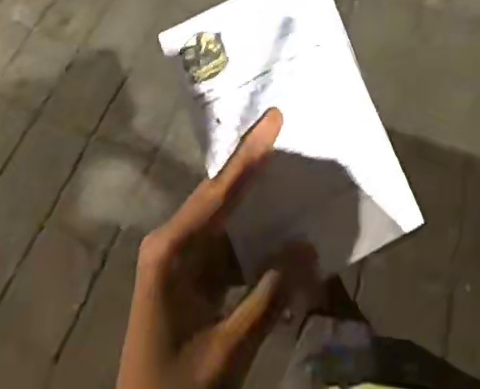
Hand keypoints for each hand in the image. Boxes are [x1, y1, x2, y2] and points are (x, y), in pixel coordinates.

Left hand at [118, 108, 316, 388]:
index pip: (219, 192)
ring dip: (258, 200)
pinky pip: (228, 246)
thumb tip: (309, 246)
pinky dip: (255, 237)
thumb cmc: (177, 385)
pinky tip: (283, 226)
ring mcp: (180, 261)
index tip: (274, 117)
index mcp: (170, 250)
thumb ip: (270, 295)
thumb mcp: (227, 346)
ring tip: (292, 168)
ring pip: (226, 218)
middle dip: (255, 164)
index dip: (251, 153)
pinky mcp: (191, 280)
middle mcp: (171, 244)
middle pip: (220, 195)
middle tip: (287, 130)